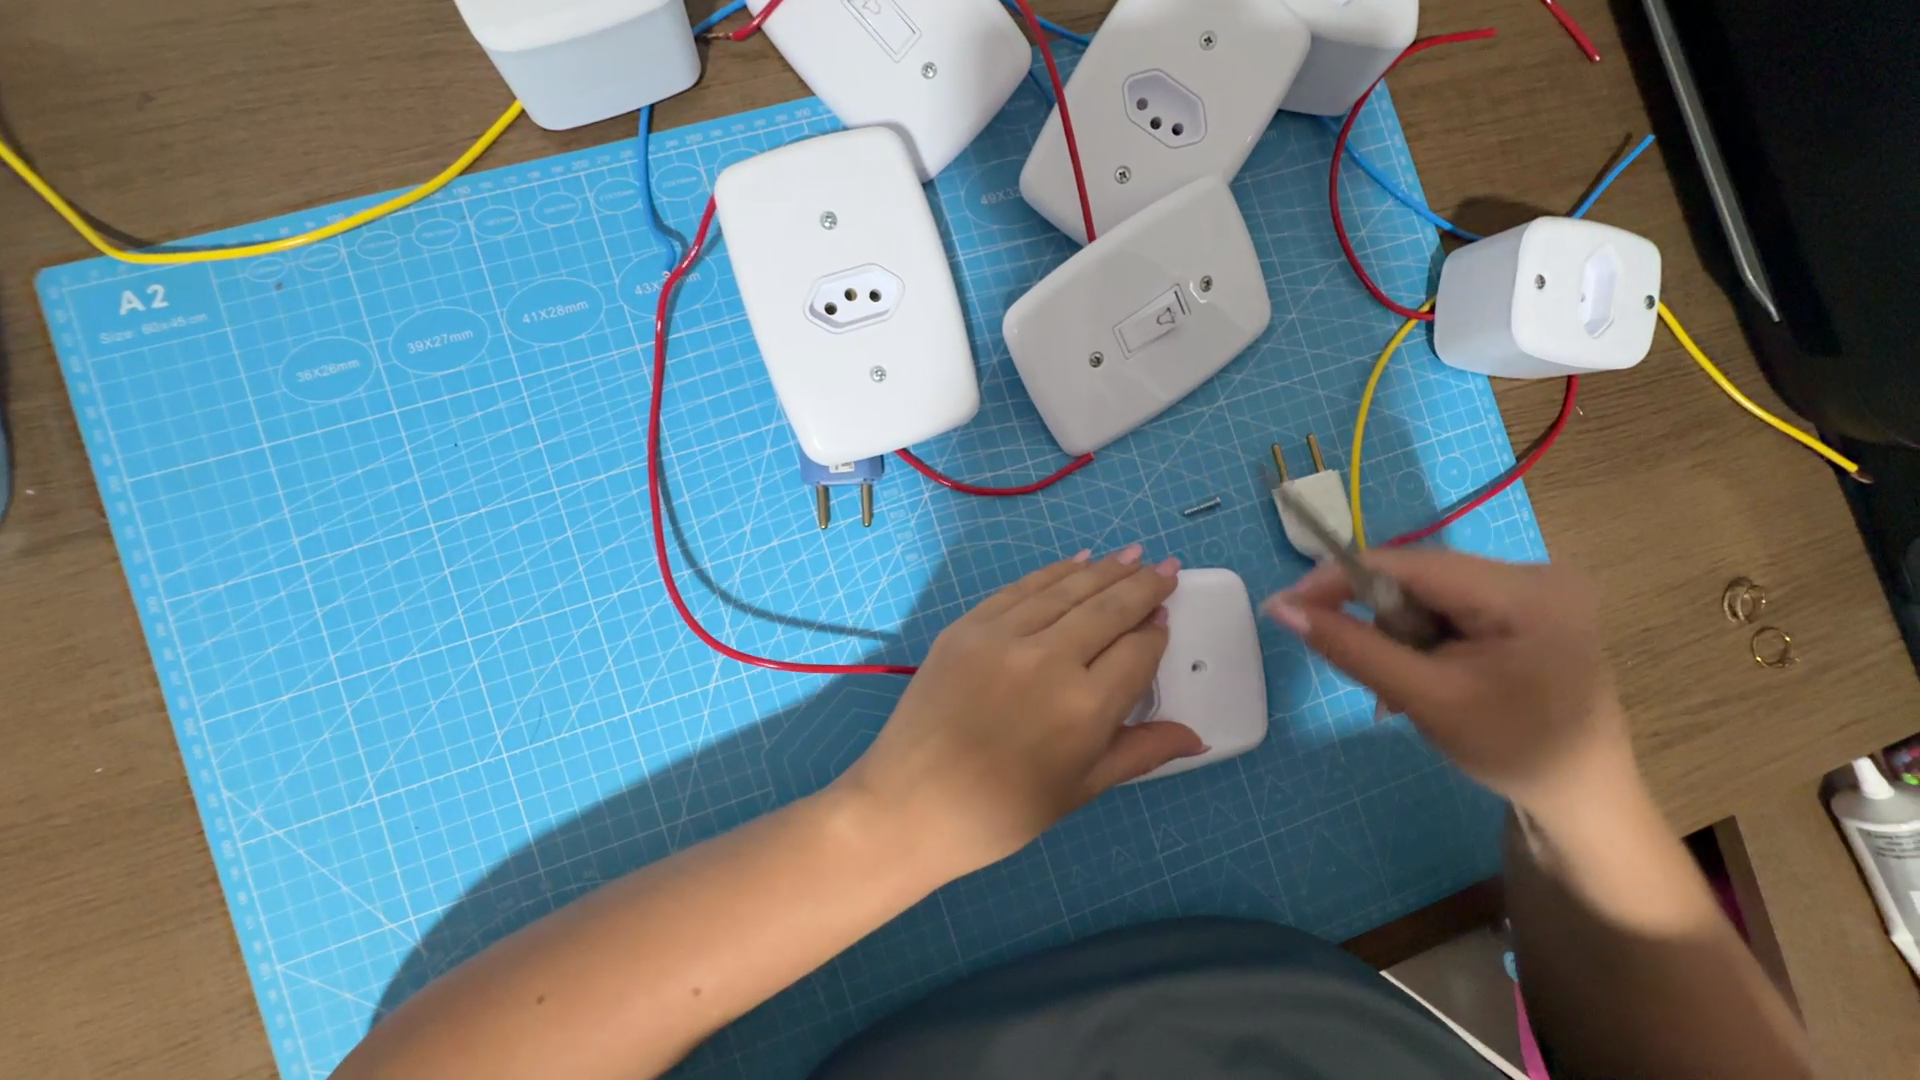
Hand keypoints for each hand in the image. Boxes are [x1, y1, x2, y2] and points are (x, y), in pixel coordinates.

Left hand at [836, 546, 1204, 878]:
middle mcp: (1049, 659)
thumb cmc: (1001, 812)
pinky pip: (1020, 589)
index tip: (1165, 618)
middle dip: (1143, 586)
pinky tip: (1076, 562)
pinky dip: (1052, 573)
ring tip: (1131, 555)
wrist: (909, 805)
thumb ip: (1139, 752)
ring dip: (1104, 569)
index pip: (1138, 651)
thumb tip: (1196, 737)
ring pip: (1066, 589)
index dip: (1156, 632)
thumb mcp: (1079, 789)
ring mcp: (1003, 636)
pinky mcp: (966, 627)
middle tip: (1166, 568)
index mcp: (1086, 706)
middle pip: (1108, 608)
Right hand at [1263, 550, 1637, 811]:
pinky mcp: (1528, 608)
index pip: (1408, 563)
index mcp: (1523, 590)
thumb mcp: (1424, 697)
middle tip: (1370, 674)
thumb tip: (1281, 607)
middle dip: (1381, 622)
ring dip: (1400, 636)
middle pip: (1418, 579)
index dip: (1339, 578)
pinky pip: (1449, 608)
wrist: (1584, 798)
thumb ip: (1351, 646)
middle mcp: (1534, 573)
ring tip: (1406, 689)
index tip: (1286, 605)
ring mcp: (1534, 590)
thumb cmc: (1512, 750)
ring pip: (1428, 594)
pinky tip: (1431, 675)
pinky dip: (1423, 639)